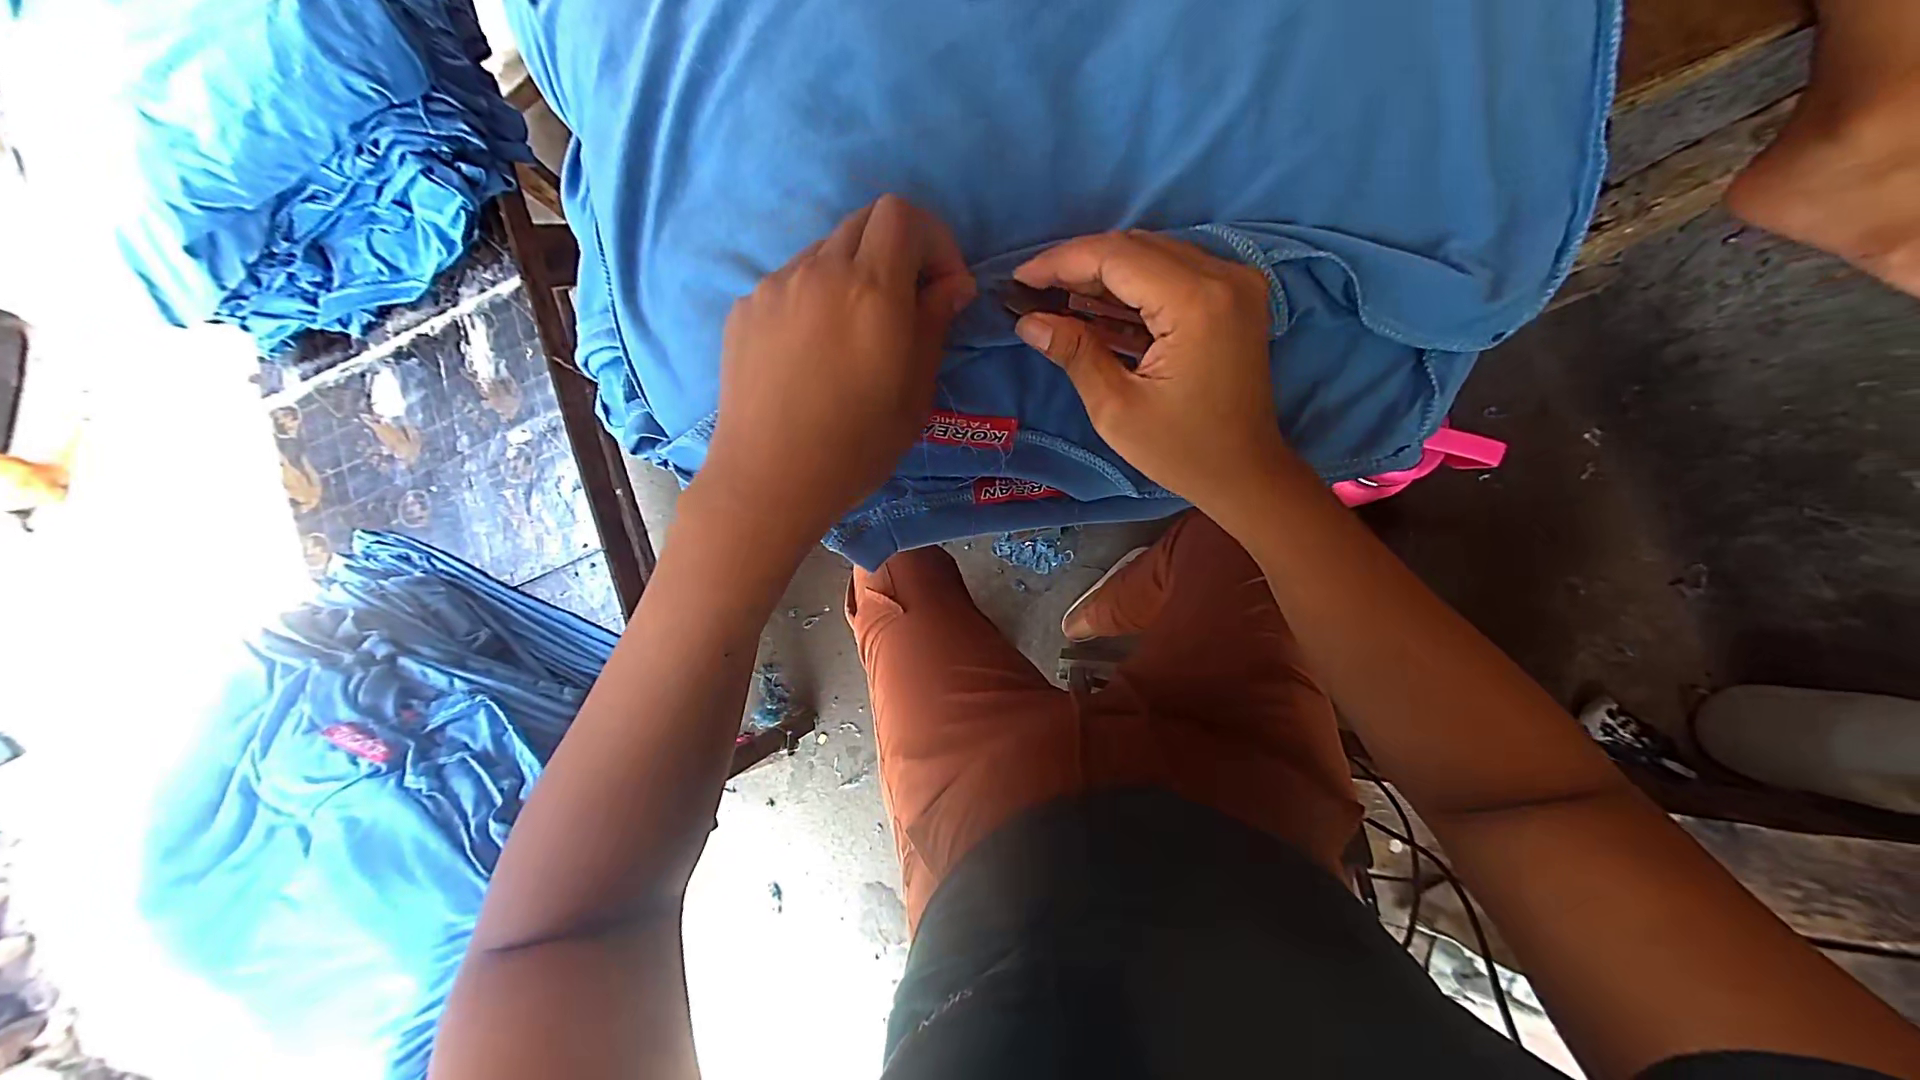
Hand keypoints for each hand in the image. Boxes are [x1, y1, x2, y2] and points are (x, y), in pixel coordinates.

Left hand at [697, 196, 975, 539]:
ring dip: (853, 274)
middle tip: (906, 304)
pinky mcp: (745, 309)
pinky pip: (791, 282)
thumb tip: (952, 284)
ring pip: (825, 251)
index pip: (903, 215)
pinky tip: (812, 351)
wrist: (770, 481)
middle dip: (897, 250)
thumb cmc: (856, 448)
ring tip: (854, 333)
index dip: (933, 238)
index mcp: (871, 290)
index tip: (943, 285)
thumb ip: (934, 325)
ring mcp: (775, 286)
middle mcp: (819, 271)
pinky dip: (815, 297)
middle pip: (864, 222)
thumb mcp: (915, 394)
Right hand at [1012, 231, 1286, 511]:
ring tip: (1056, 298)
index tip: (1020, 279)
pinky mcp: (1234, 296)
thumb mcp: (1116, 408)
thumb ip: (1074, 353)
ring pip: (1152, 255)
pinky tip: (1095, 307)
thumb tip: (1028, 321)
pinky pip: (1172, 273)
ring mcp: (1235, 283)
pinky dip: (1132, 288)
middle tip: (1033, 291)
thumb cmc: (1181, 451)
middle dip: (1078, 265)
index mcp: (1197, 302)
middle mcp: (1223, 277)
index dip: (1062, 262)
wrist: (1245, 473)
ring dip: (1102, 274)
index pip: (1116, 257)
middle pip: (1135, 248)